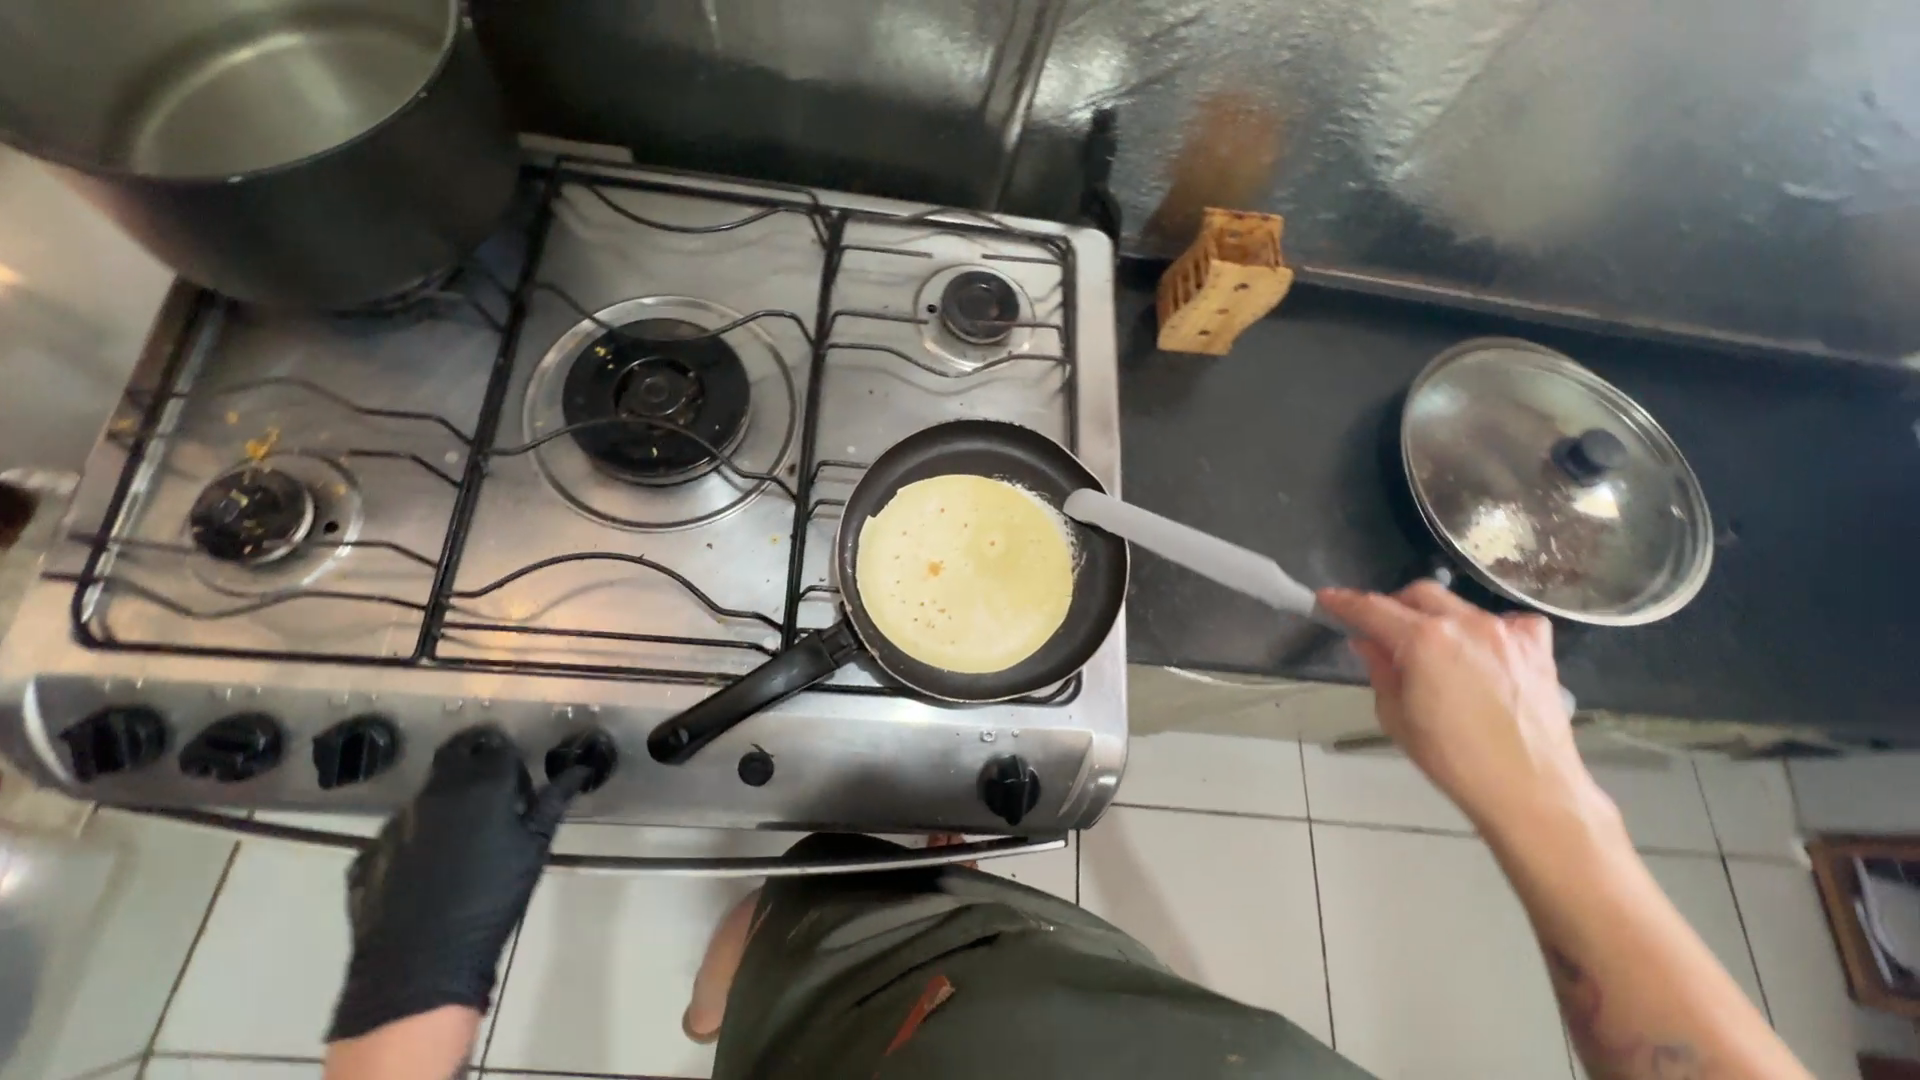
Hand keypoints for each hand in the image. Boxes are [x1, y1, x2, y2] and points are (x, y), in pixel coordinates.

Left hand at [328, 726, 590, 1040]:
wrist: (419, 963)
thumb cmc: (493, 900)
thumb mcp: (534, 849)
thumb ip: (554, 802)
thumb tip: (579, 769)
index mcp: (480, 785)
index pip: (499, 748)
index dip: (513, 763)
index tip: (521, 788)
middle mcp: (434, 792)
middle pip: (456, 756)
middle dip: (476, 764)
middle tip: (493, 796)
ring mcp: (396, 821)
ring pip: (427, 794)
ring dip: (448, 802)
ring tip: (463, 841)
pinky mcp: (369, 851)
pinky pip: (401, 831)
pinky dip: (419, 836)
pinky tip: (431, 870)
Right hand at [1315, 583, 1613, 833]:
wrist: (1529, 790)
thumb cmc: (1452, 759)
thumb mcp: (1395, 716)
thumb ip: (1380, 670)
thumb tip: (1369, 643)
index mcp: (1424, 640)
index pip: (1373, 609)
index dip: (1344, 603)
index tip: (1327, 599)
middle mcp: (1466, 623)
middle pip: (1419, 595)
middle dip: (1394, 606)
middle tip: (1383, 632)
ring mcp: (1507, 632)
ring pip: (1460, 607)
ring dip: (1437, 620)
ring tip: (1434, 651)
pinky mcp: (1537, 648)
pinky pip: (1509, 622)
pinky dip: (1488, 630)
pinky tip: (1484, 654)